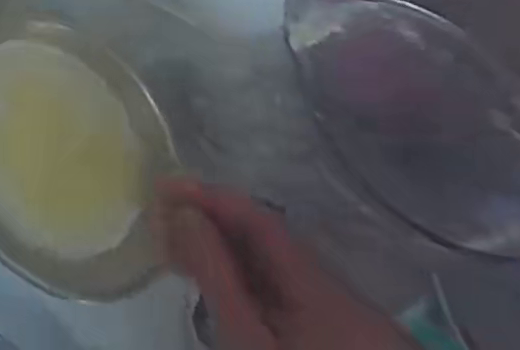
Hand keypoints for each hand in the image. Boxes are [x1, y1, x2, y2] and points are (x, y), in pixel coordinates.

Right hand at [160, 181, 412, 349]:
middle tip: (162, 216)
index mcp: (331, 295)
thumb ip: (215, 272)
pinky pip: (294, 294)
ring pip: (283, 269)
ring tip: (181, 246)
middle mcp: (353, 302)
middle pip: (275, 242)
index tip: (160, 186)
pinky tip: (223, 286)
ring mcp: (358, 329)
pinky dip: (252, 281)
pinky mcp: (349, 347)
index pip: (262, 219)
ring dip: (230, 251)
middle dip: (215, 222)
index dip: (209, 195)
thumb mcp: (245, 342)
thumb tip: (181, 210)